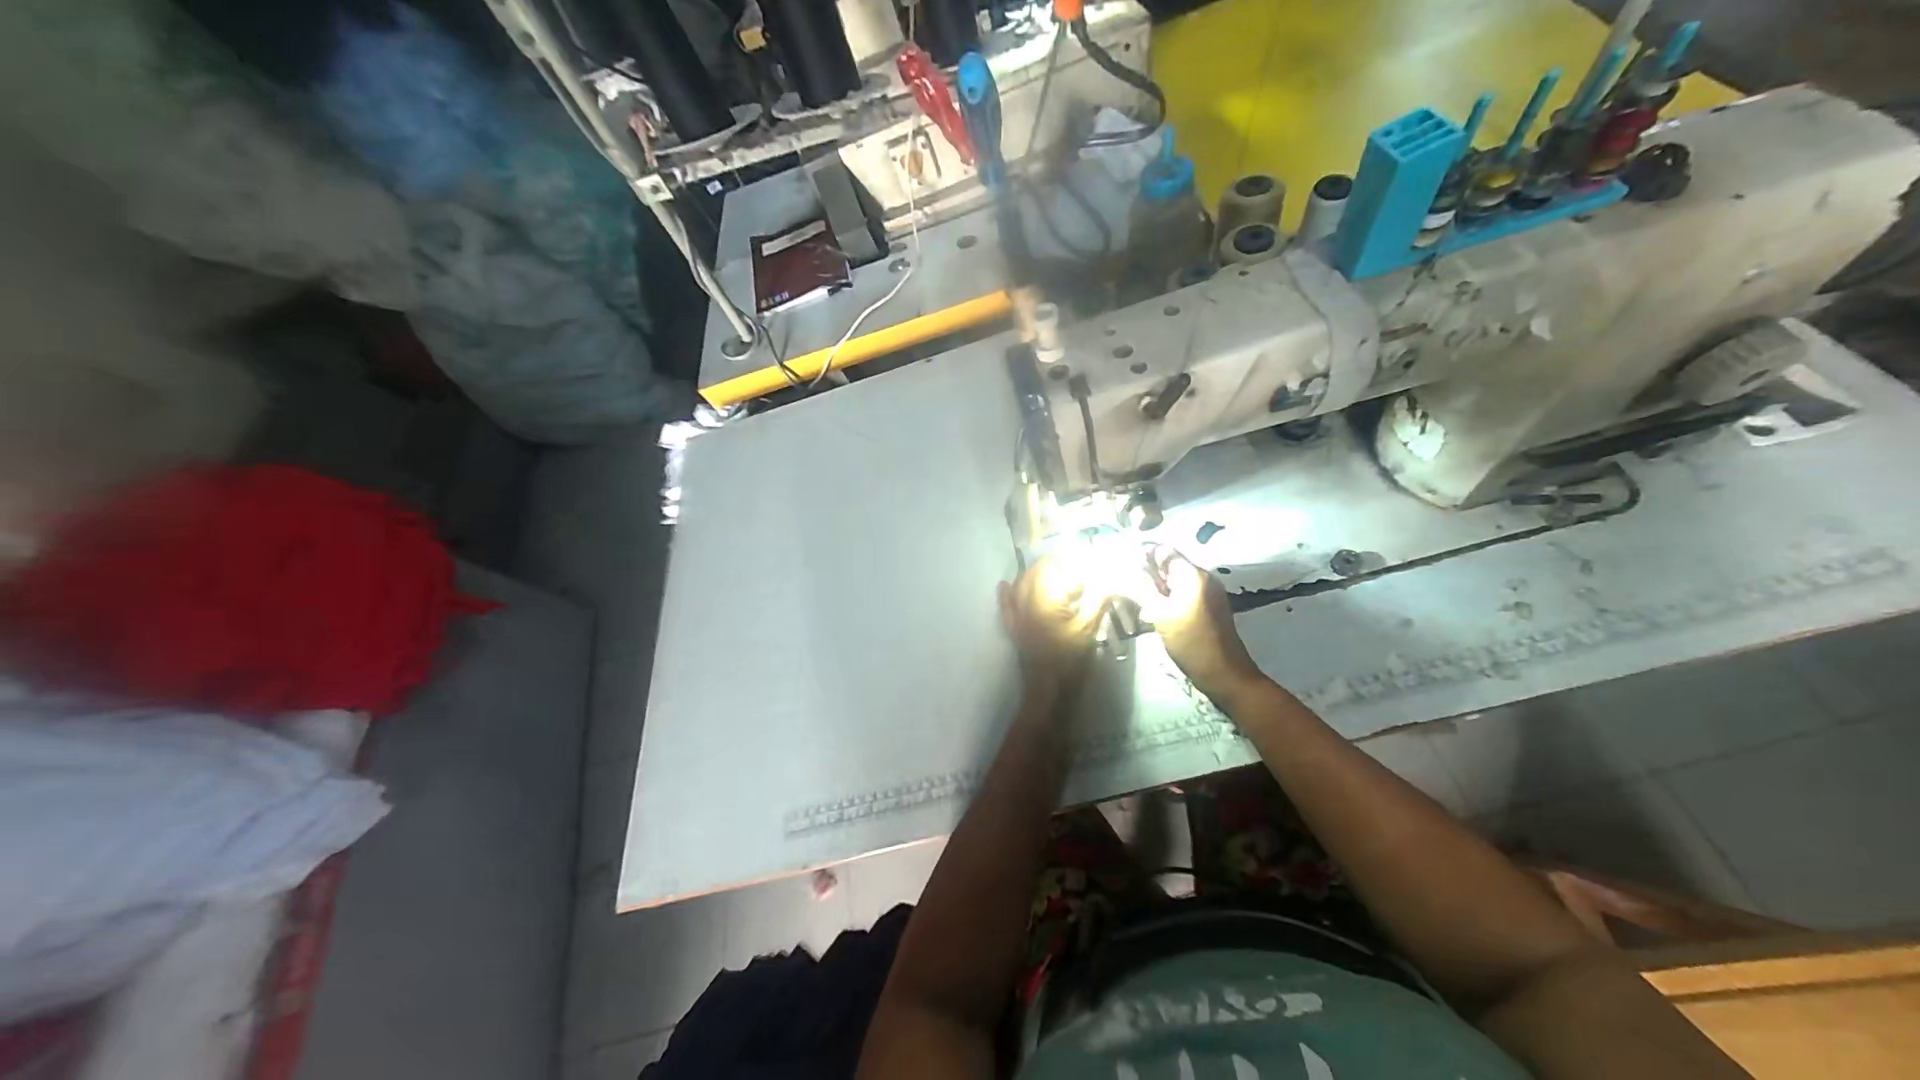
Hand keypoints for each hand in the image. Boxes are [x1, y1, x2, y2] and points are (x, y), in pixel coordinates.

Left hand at [998, 556, 1101, 700]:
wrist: (1049, 692)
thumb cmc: (1071, 661)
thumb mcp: (1088, 630)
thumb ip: (1097, 601)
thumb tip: (1108, 579)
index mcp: (1044, 601)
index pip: (1049, 568)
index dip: (1062, 559)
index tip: (1078, 556)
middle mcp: (1025, 604)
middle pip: (1033, 575)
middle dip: (1048, 566)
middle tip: (1067, 565)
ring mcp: (1017, 618)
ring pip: (1019, 587)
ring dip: (1032, 576)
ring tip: (1048, 573)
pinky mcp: (1014, 630)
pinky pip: (1005, 607)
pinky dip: (1005, 594)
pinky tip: (1003, 585)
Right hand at [1139, 546, 1266, 704]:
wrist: (1225, 675)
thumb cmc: (1192, 644)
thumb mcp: (1162, 615)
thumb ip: (1144, 588)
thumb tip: (1129, 568)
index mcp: (1193, 575)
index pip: (1163, 551)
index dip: (1141, 556)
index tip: (1121, 569)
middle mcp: (1202, 578)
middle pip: (1168, 565)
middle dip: (1146, 575)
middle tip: (1125, 589)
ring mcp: (1207, 593)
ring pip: (1174, 582)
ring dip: (1155, 590)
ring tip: (1136, 605)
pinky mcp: (1207, 608)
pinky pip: (1182, 594)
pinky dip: (1166, 600)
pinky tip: (1153, 616)